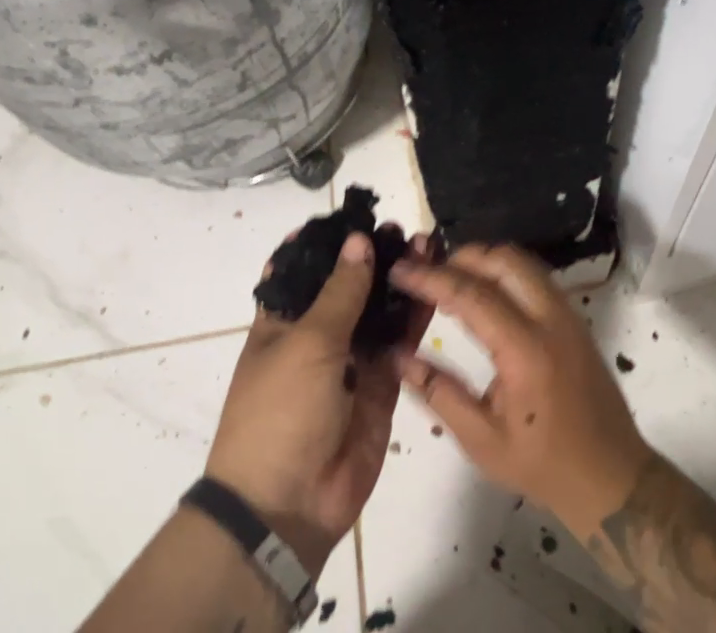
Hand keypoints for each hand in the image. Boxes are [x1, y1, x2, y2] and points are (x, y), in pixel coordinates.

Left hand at [205, 231, 434, 576]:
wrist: (289, 501)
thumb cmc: (280, 412)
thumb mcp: (306, 344)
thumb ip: (340, 294)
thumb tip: (356, 242)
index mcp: (279, 323)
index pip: (298, 271)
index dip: (322, 242)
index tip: (353, 214)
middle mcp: (314, 337)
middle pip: (346, 288)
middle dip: (369, 258)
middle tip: (400, 227)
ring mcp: (349, 363)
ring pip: (377, 313)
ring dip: (397, 282)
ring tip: (426, 246)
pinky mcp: (380, 387)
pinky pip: (400, 346)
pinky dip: (415, 319)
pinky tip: (436, 288)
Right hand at [390, 245, 653, 534]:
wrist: (611, 476)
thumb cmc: (544, 464)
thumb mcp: (481, 440)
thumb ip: (439, 392)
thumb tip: (397, 356)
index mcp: (526, 351)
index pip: (472, 294)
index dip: (431, 278)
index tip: (399, 270)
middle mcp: (552, 322)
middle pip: (505, 260)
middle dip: (461, 257)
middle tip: (426, 271)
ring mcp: (569, 318)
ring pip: (525, 264)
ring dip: (485, 262)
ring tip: (449, 279)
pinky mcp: (576, 323)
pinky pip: (538, 280)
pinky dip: (506, 275)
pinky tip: (483, 296)